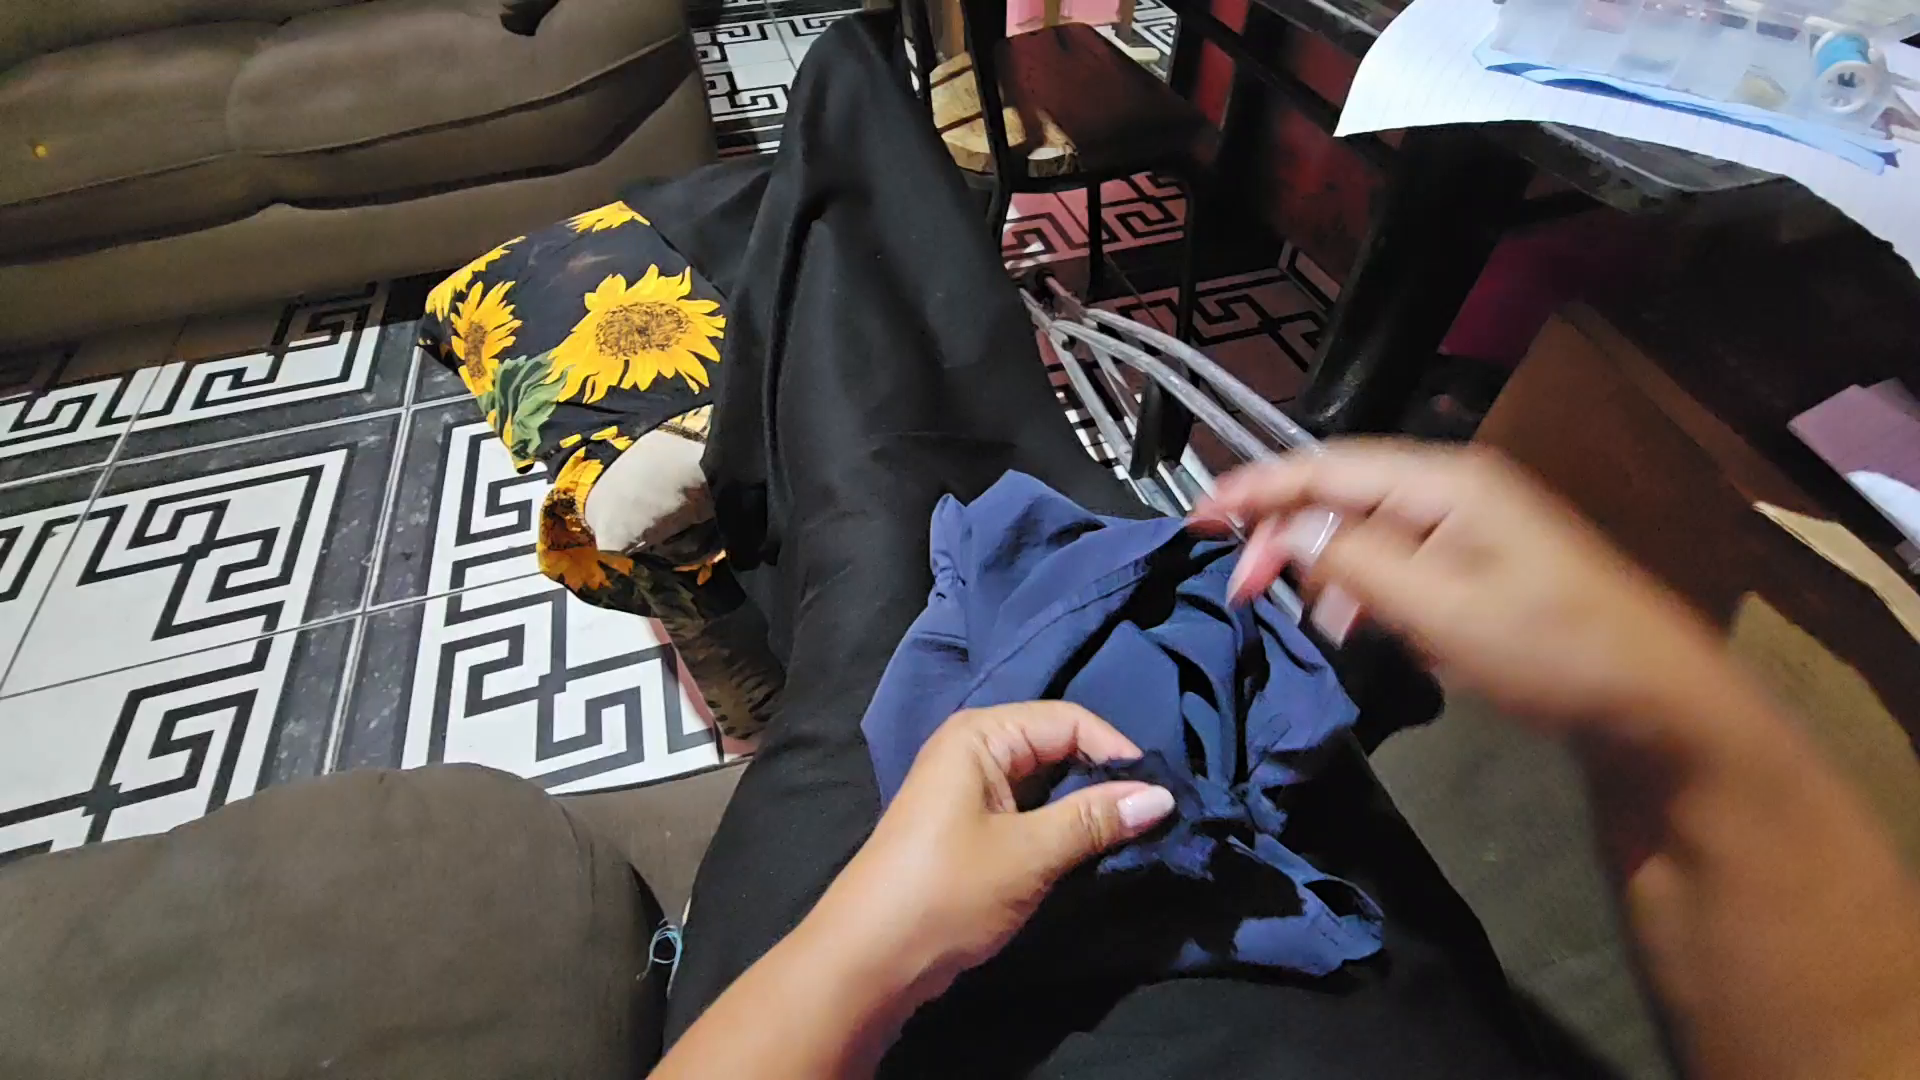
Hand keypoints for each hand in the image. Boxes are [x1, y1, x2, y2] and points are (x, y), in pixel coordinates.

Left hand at [808, 702, 1173, 1003]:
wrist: (870, 957)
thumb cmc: (947, 890)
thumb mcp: (1028, 853)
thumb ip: (1094, 820)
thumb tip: (1160, 796)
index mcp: (981, 733)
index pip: (1067, 720)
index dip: (1115, 750)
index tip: (1159, 792)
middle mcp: (975, 746)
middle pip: (1056, 743)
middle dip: (1103, 775)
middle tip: (1153, 812)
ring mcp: (970, 784)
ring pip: (1045, 777)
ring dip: (1085, 801)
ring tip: (1132, 829)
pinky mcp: (971, 820)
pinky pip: (1028, 804)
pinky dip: (1061, 820)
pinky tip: (1091, 842)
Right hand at [1191, 441, 1722, 733]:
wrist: (1656, 707)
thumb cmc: (1551, 652)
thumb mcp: (1441, 608)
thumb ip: (1351, 559)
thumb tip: (1284, 530)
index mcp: (1444, 483)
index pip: (1325, 468)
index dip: (1255, 487)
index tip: (1198, 514)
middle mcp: (1446, 487)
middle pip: (1334, 491)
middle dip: (1277, 532)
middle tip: (1235, 583)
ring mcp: (1457, 521)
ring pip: (1353, 526)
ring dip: (1314, 564)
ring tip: (1293, 609)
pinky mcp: (1461, 557)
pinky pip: (1382, 557)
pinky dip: (1351, 586)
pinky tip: (1348, 622)